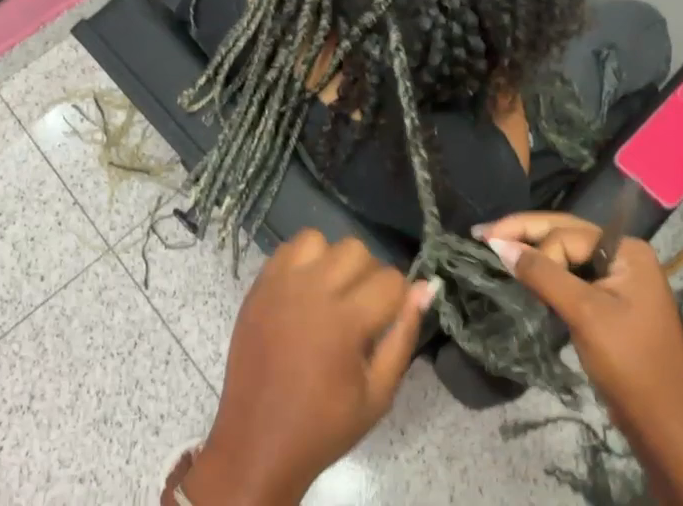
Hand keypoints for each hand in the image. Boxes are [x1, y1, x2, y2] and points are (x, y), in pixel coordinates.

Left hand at [180, 231, 433, 504]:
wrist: (258, 442)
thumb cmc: (324, 426)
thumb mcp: (378, 393)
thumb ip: (403, 336)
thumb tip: (424, 288)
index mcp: (344, 321)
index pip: (391, 279)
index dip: (399, 299)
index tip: (389, 322)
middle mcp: (311, 291)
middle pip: (357, 250)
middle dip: (369, 275)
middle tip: (363, 310)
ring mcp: (280, 285)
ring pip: (320, 239)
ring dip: (334, 261)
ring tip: (331, 295)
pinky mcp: (258, 287)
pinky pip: (287, 248)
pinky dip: (303, 260)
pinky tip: (305, 291)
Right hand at [475, 213, 682, 428]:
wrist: (665, 425)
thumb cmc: (628, 364)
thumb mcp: (583, 313)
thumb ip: (542, 274)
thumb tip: (498, 245)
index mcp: (628, 250)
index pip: (565, 234)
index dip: (531, 244)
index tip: (497, 259)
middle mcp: (625, 257)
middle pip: (565, 235)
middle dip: (523, 234)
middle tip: (480, 234)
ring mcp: (619, 281)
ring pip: (566, 256)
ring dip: (532, 253)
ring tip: (494, 249)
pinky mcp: (610, 304)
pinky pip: (572, 277)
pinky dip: (546, 275)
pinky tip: (522, 274)